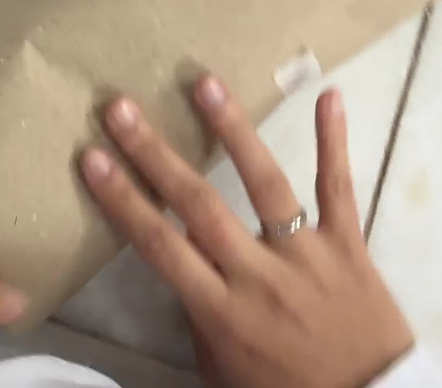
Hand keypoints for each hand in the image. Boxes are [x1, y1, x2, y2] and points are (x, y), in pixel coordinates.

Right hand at [81, 77, 413, 387]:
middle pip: (200, 206)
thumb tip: (174, 255)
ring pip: (266, 186)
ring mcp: (308, 257)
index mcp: (223, 311)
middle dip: (155, 154)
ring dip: (233, 131)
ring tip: (205, 83)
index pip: (160, 246)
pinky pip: (340, 191)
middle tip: (120, 108)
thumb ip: (195, 311)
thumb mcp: (222, 369)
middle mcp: (260, 277)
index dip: (122, 200)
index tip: (91, 157)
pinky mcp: (351, 248)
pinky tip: (328, 96)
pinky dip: (335, 143)